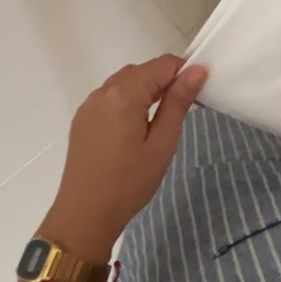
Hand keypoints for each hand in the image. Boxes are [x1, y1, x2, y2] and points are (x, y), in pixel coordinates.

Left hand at [40, 55, 207, 261]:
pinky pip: (110, 97)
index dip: (184, 72)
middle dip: (165, 81)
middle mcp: (103, 92)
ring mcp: (89, 105)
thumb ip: (178, 102)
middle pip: (142, 70)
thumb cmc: (129, 183)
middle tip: (184, 109)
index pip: (162, 65)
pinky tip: (136, 126)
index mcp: (124, 94)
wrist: (84, 216)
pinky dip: (128, 100)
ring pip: (124, 82)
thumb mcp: (162, 143)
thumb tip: (197, 70)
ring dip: (146, 89)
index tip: (198, 94)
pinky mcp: (82, 119)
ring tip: (161, 118)